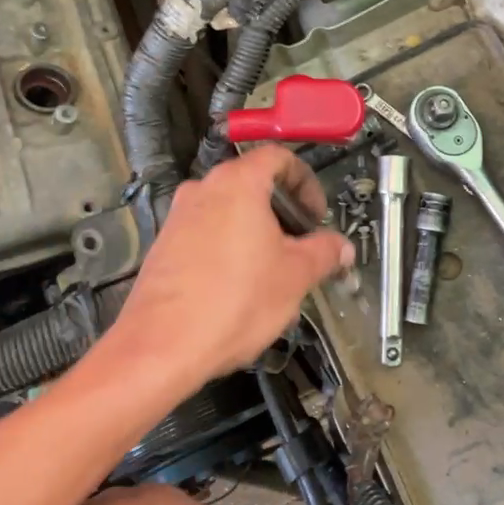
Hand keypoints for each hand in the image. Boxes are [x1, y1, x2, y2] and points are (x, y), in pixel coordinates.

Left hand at [114, 145, 353, 378]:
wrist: (160, 347)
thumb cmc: (236, 300)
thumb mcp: (295, 276)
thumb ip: (324, 253)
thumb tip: (343, 247)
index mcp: (237, 182)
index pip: (277, 157)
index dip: (305, 181)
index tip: (316, 215)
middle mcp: (203, 189)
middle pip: (251, 183)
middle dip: (281, 212)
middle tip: (300, 246)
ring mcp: (177, 217)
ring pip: (227, 211)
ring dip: (255, 232)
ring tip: (272, 273)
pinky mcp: (162, 247)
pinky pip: (205, 235)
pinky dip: (227, 249)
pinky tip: (238, 290)